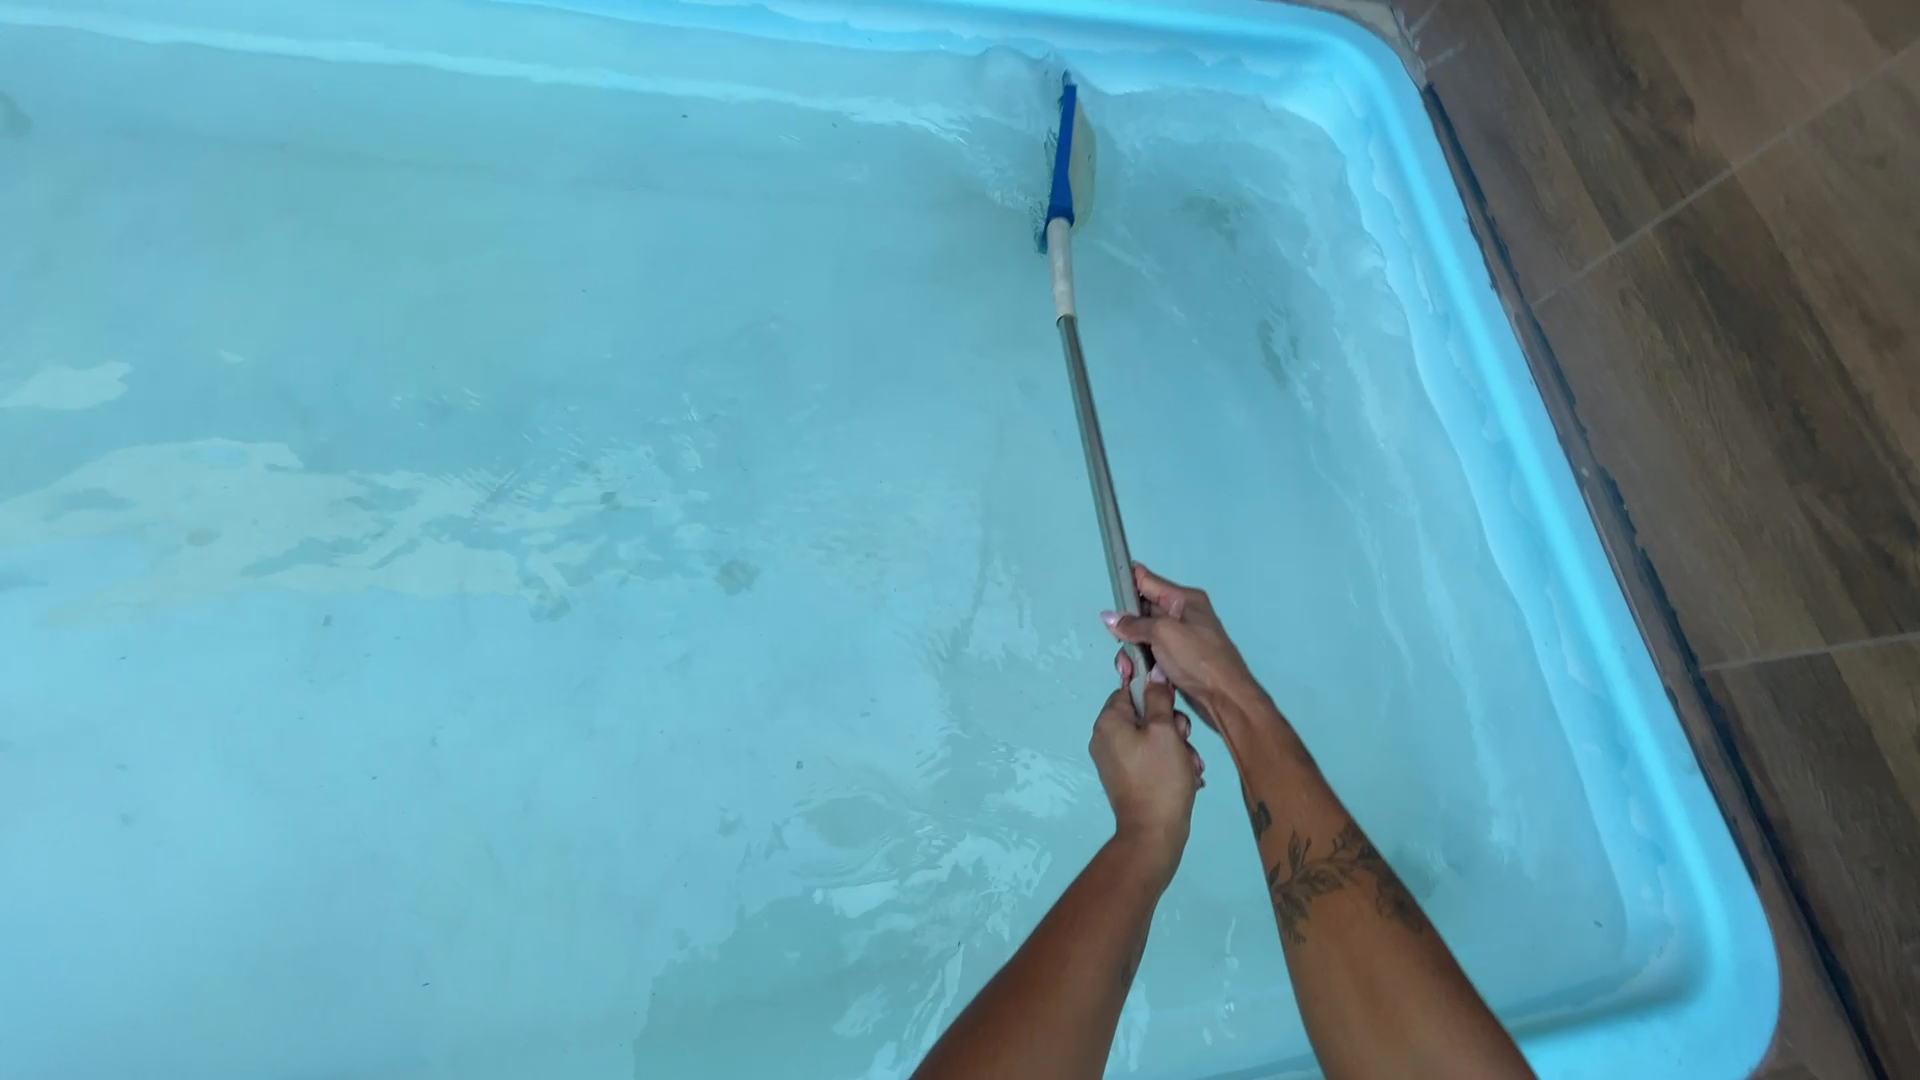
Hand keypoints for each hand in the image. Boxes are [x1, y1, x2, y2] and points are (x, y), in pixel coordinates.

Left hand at [1090, 651, 1204, 881]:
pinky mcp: (1124, 778)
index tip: (1175, 707)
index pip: (1129, 691)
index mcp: (1108, 722)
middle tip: (1186, 742)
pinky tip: (1187, 777)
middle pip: (1142, 716)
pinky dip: (1168, 764)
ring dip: (1175, 748)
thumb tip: (1153, 671)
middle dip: (1170, 726)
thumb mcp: (1165, 730)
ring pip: (1150, 739)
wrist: (1153, 833)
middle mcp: (1104, 738)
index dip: (1155, 695)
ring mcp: (1113, 760)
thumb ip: (1158, 698)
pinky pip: (1148, 759)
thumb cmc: (1159, 776)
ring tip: (1191, 766)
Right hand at [1102, 563, 1258, 726]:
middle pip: (1141, 612)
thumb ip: (1134, 624)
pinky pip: (1150, 656)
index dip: (1127, 582)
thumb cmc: (1197, 658)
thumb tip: (1109, 617)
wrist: (1225, 698)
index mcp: (1184, 600)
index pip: (1148, 581)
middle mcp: (1181, 615)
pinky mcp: (1176, 661)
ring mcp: (1179, 639)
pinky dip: (1141, 664)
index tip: (1108, 589)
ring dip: (1131, 652)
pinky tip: (1137, 676)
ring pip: (1142, 637)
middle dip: (1126, 628)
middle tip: (1118, 644)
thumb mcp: (1163, 633)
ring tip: (1129, 669)